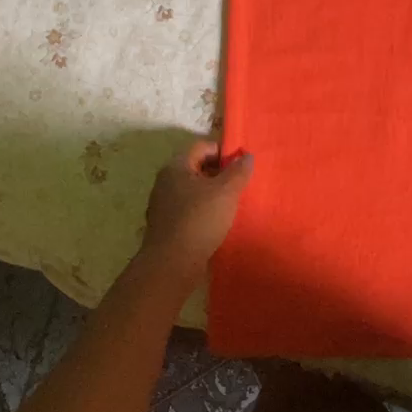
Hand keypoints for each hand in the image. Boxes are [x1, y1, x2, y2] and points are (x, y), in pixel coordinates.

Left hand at [139, 140, 253, 282]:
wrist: (172, 265)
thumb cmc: (199, 220)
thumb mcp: (225, 192)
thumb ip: (239, 171)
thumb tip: (247, 156)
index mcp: (176, 166)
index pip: (204, 147)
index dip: (225, 152)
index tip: (242, 167)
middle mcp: (166, 181)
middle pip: (198, 167)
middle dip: (221, 174)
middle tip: (240, 185)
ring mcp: (164, 204)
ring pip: (194, 190)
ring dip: (213, 194)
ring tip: (233, 205)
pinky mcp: (167, 224)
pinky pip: (190, 208)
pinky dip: (204, 211)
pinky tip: (218, 222)